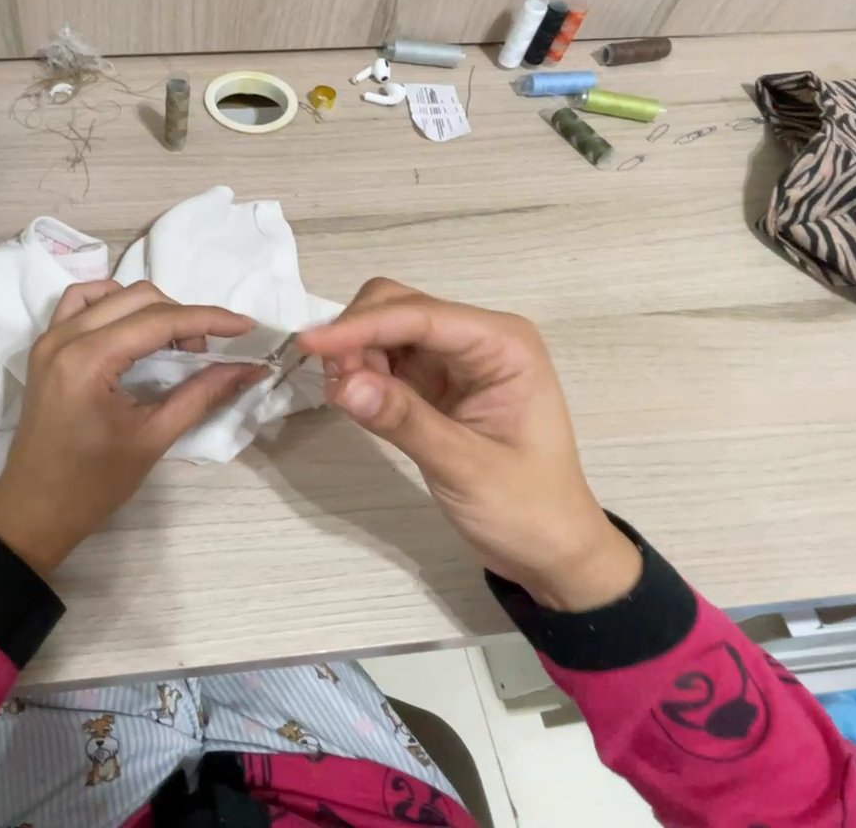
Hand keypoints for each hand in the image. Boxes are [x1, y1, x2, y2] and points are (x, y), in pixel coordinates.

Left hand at [0, 280, 267, 575]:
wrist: (33, 511)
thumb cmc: (93, 484)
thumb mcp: (153, 438)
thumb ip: (203, 395)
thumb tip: (249, 369)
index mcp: (88, 360)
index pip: (160, 321)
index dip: (209, 319)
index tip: (246, 327)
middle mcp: (64, 337)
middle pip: (138, 299)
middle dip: (182, 319)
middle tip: (202, 357)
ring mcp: (49, 338)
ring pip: (111, 294)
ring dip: (149, 309)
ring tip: (170, 345)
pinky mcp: (45, 347)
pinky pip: (80, 303)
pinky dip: (112, 305)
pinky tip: (132, 329)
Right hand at [297, 278, 640, 611]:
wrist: (549, 549)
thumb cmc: (526, 509)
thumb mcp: (467, 469)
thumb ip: (406, 422)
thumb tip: (343, 385)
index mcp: (502, 345)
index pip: (421, 316)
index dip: (361, 326)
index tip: (307, 343)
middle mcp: (476, 339)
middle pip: (397, 306)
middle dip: (357, 334)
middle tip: (335, 384)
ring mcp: (451, 359)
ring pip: (383, 328)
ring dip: (354, 352)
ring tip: (348, 399)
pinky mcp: (430, 382)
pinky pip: (382, 358)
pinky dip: (359, 370)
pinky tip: (354, 399)